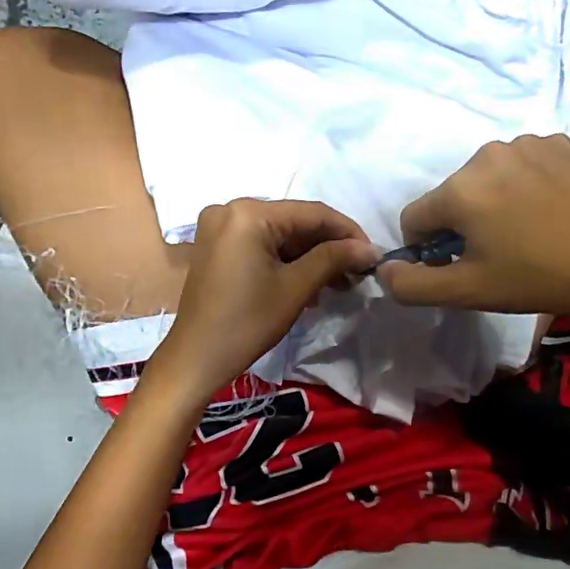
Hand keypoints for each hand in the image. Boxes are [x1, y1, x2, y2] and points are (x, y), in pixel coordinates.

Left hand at [146, 199, 379, 399]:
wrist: (196, 358)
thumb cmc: (247, 322)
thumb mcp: (296, 287)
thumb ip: (334, 259)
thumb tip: (370, 249)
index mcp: (248, 213)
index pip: (311, 213)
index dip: (347, 232)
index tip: (373, 254)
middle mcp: (230, 210)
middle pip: (294, 222)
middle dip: (328, 247)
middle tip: (357, 273)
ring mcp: (219, 228)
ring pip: (279, 235)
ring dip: (309, 257)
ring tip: (338, 284)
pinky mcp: (216, 247)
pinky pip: (260, 245)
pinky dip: (286, 262)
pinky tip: (310, 285)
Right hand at [377, 134, 569, 323]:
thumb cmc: (542, 278)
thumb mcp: (468, 292)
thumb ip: (413, 285)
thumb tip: (384, 271)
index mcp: (461, 188)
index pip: (416, 219)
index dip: (428, 250)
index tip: (459, 268)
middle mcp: (487, 153)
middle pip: (453, 197)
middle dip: (464, 225)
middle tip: (499, 256)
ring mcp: (528, 143)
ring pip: (488, 180)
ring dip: (495, 204)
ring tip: (529, 233)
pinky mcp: (561, 143)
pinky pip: (524, 166)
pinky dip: (527, 186)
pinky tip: (553, 211)